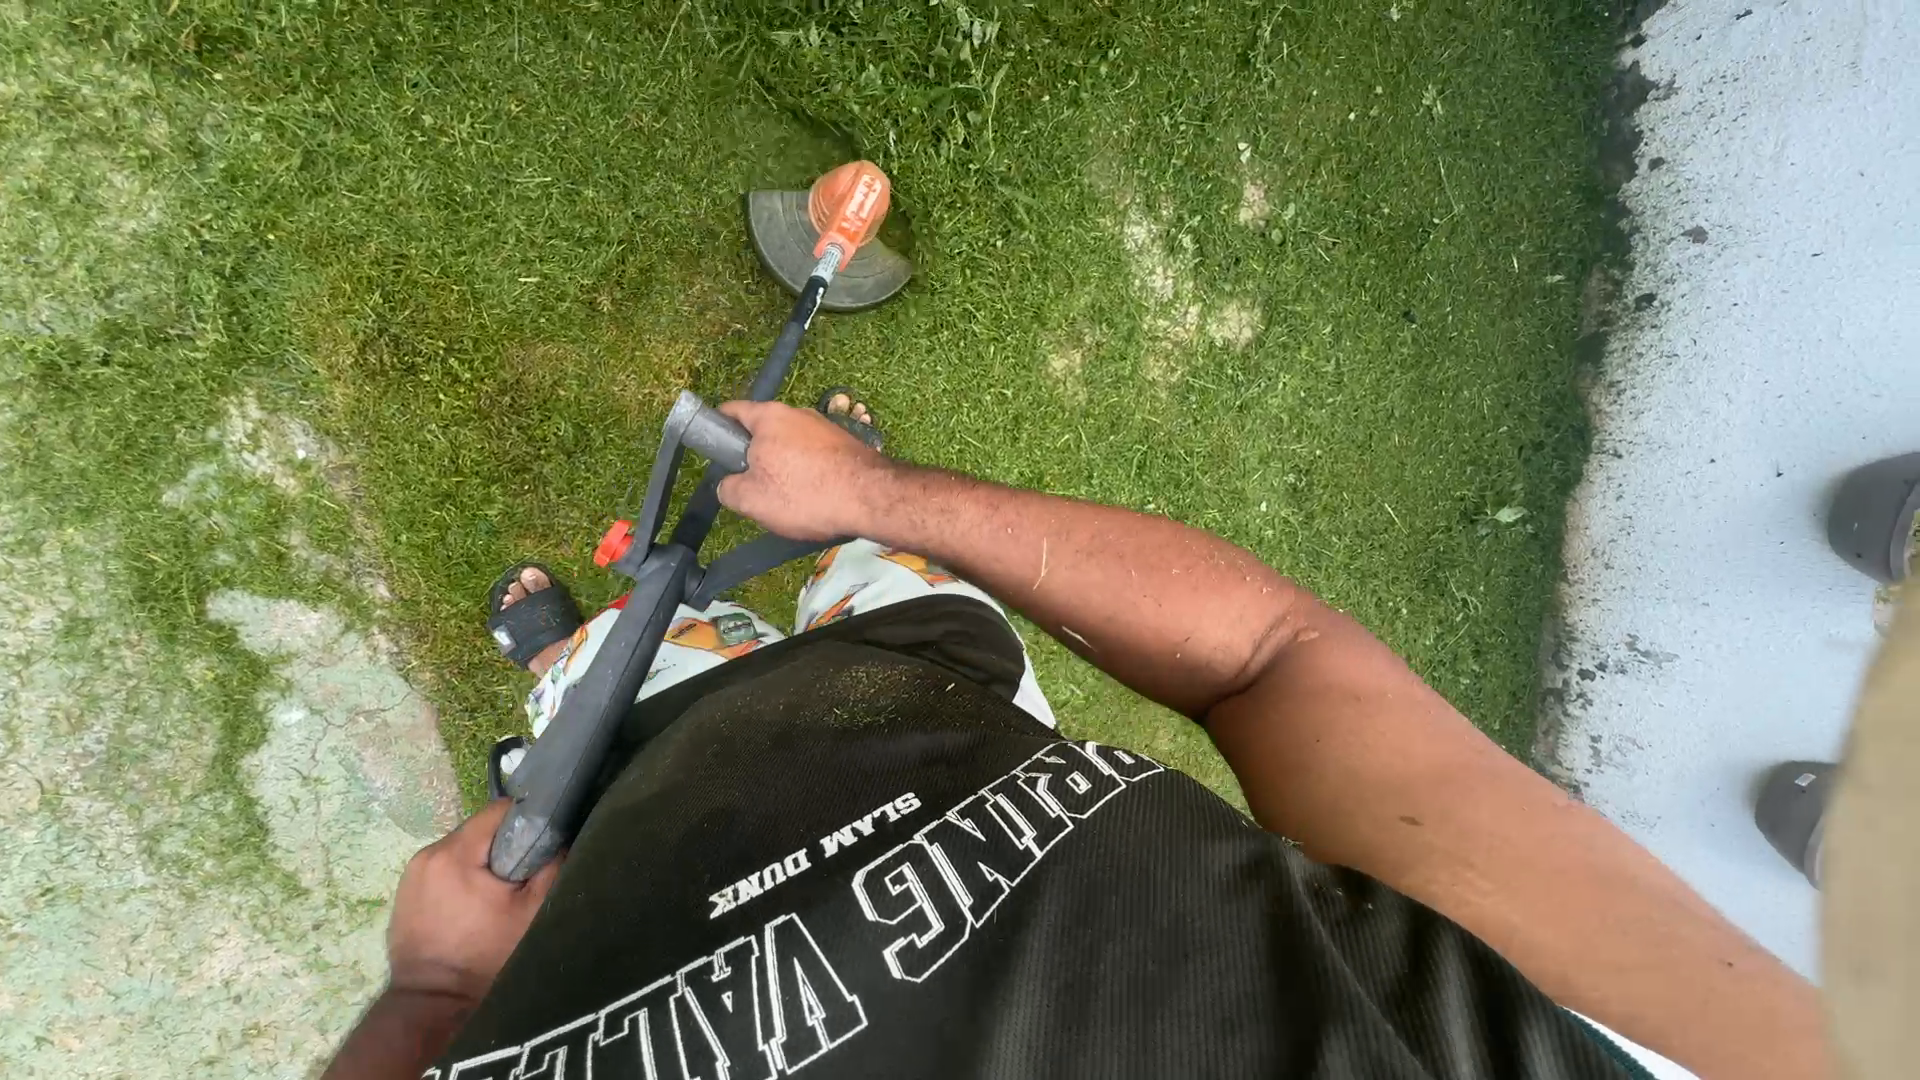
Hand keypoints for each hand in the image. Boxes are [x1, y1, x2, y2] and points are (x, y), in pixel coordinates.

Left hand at [386, 800, 561, 1004]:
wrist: (432, 1006)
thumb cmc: (485, 955)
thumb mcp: (532, 909)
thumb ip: (552, 863)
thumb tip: (562, 834)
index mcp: (454, 852)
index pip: (501, 810)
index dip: (529, 820)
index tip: (544, 843)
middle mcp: (427, 854)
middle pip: (482, 828)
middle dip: (507, 844)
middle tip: (526, 871)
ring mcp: (412, 873)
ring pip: (466, 846)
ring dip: (487, 859)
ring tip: (504, 888)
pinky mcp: (406, 891)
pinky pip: (448, 865)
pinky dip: (467, 873)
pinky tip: (479, 899)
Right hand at [715, 400, 893, 540]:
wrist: (872, 498)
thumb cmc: (806, 494)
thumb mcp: (751, 500)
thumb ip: (728, 488)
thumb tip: (730, 484)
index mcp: (769, 416)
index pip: (731, 411)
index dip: (717, 430)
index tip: (717, 454)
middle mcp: (798, 413)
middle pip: (764, 432)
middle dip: (757, 457)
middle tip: (756, 488)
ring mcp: (826, 427)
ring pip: (793, 446)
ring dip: (787, 468)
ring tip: (792, 500)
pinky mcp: (847, 444)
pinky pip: (817, 457)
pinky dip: (813, 474)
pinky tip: (817, 498)